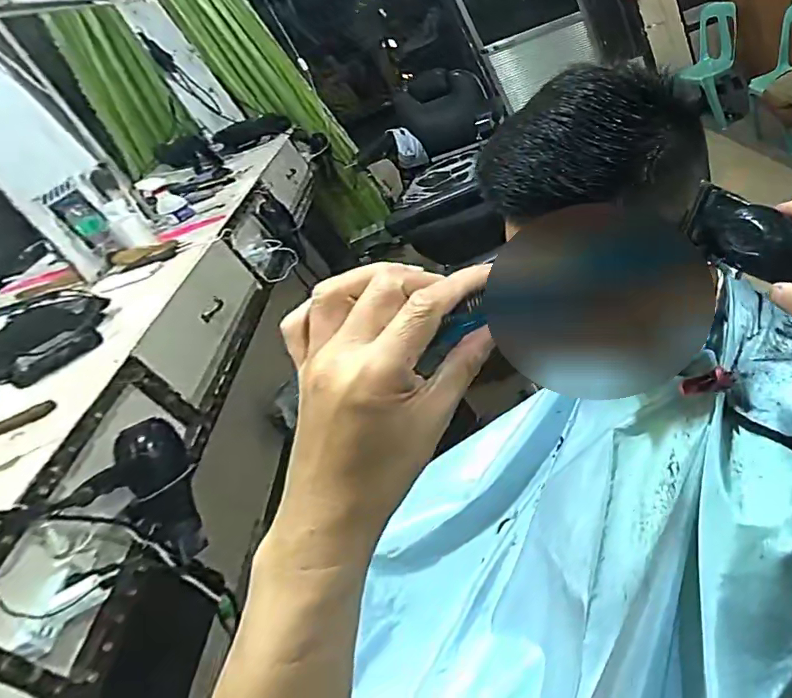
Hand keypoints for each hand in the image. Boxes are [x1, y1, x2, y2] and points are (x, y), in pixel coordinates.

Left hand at [276, 263, 492, 549]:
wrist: (329, 514)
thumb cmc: (383, 473)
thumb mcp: (435, 416)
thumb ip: (463, 363)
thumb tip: (489, 328)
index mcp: (377, 369)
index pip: (425, 304)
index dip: (463, 282)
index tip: (487, 275)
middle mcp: (340, 355)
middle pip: (383, 284)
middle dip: (426, 278)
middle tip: (453, 294)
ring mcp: (315, 359)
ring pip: (336, 289)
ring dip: (377, 278)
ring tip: (408, 289)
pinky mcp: (302, 368)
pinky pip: (305, 319)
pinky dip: (332, 302)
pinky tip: (359, 309)